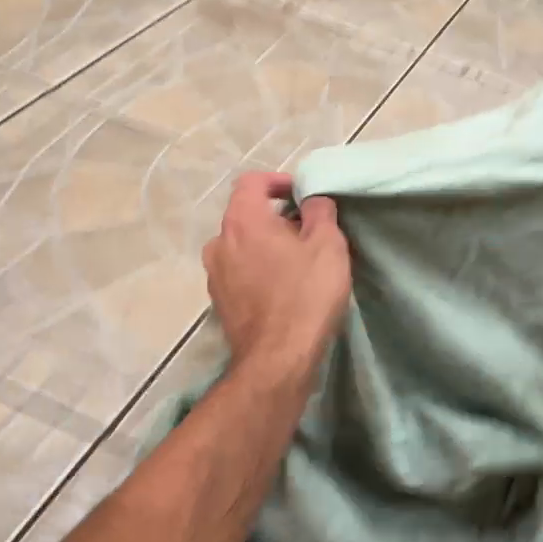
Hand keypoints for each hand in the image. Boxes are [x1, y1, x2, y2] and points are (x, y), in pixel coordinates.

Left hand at [205, 172, 351, 382]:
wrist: (277, 360)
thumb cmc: (306, 295)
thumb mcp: (328, 245)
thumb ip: (320, 212)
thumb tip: (312, 200)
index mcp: (242, 221)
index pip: (252, 182)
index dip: (279, 181)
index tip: (303, 195)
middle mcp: (219, 242)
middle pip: (247, 215)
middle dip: (277, 218)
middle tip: (309, 233)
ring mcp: (215, 275)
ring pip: (243, 246)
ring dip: (267, 247)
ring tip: (298, 263)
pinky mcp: (220, 302)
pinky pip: (240, 273)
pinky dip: (260, 271)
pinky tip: (284, 289)